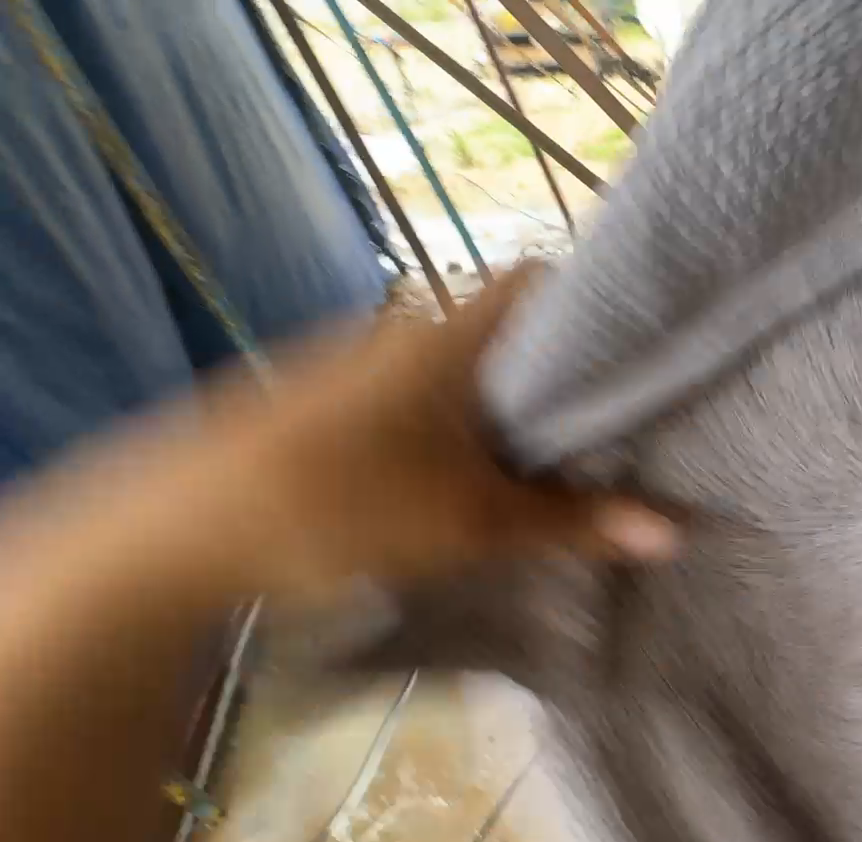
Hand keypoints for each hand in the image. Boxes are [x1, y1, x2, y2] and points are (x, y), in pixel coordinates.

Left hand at [9, 263, 675, 604]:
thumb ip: (581, 521)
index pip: (539, 282)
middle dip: (570, 366)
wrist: (175, 532)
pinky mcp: (340, 403)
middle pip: (515, 330)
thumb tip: (680, 532)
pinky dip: (474, 421)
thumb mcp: (479, 521)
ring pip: (474, 367)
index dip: (596, 302)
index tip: (645, 343)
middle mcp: (413, 335)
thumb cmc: (347, 504)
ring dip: (520, 401)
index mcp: (455, 339)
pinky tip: (487, 468)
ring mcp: (370, 367)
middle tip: (628, 411)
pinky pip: (433, 396)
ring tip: (573, 445)